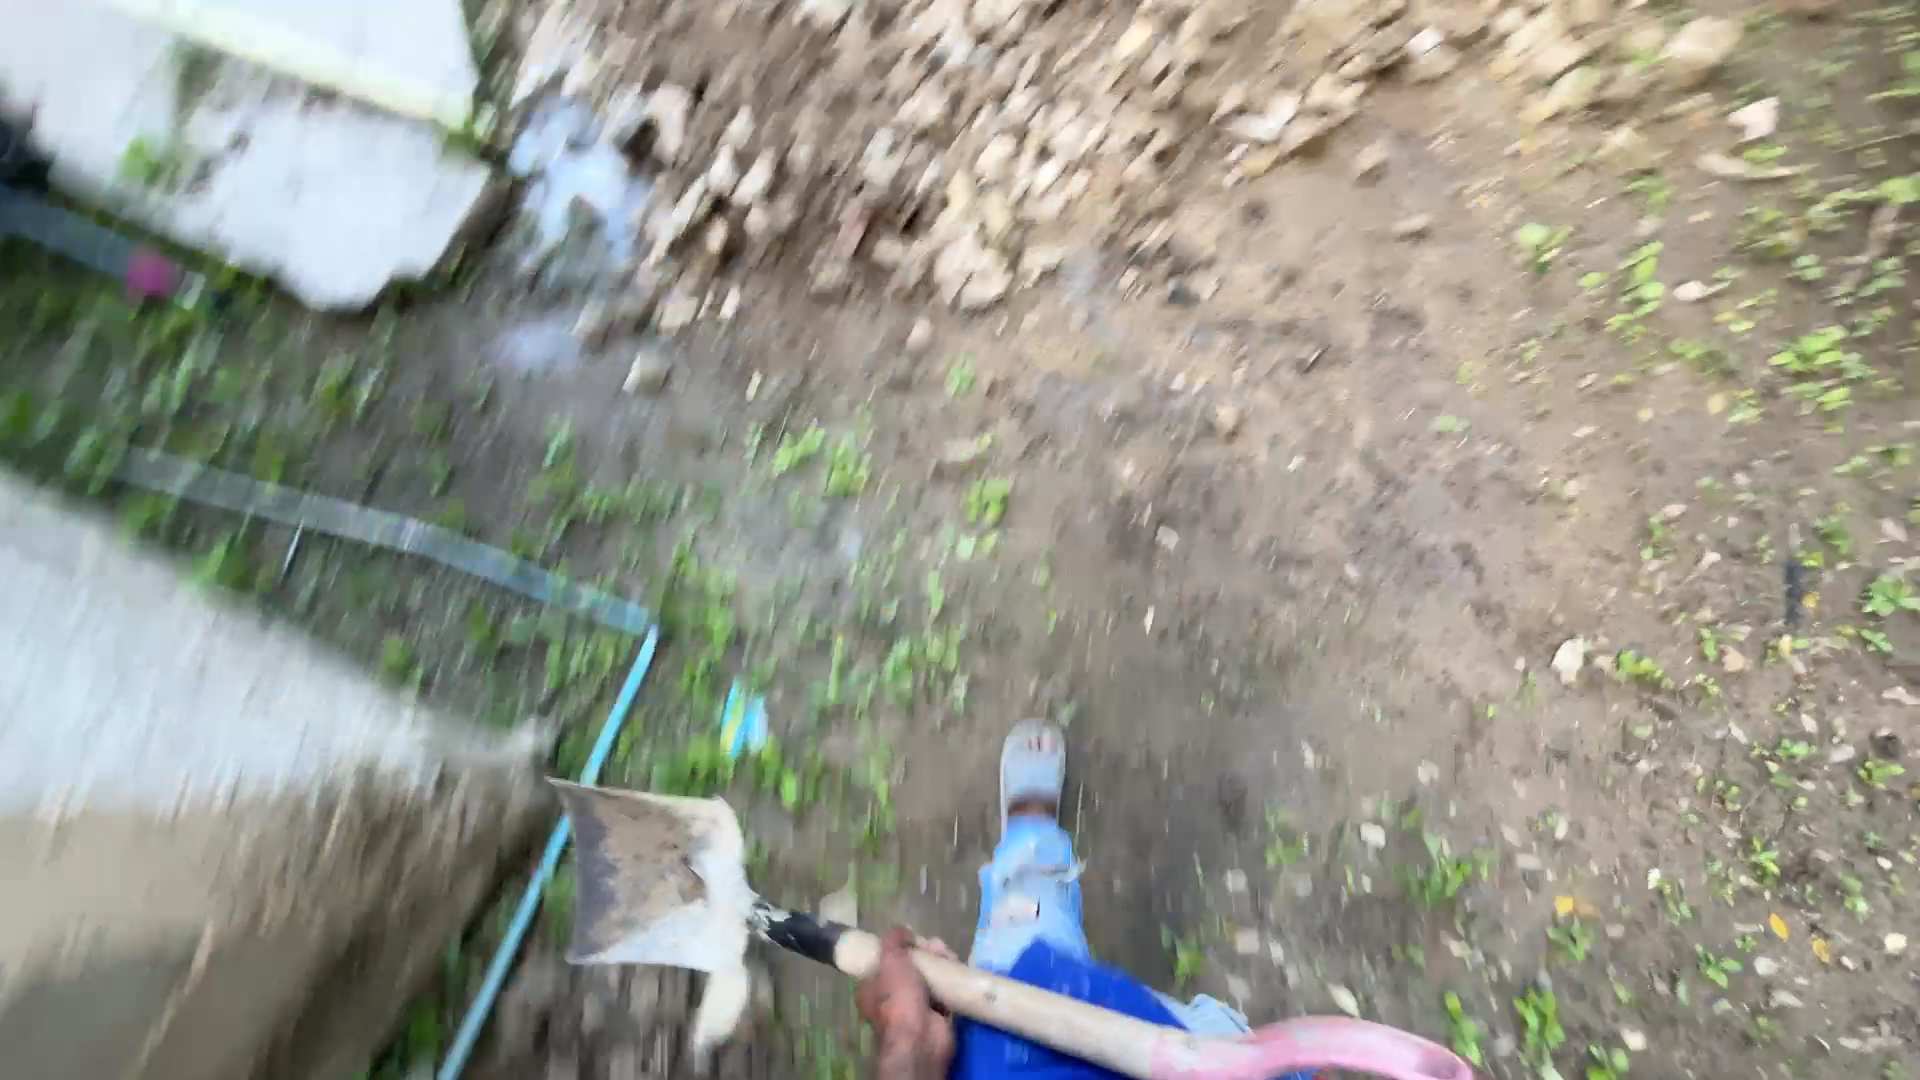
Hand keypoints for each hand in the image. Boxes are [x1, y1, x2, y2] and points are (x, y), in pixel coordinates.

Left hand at [856, 928, 954, 1079]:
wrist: (920, 1037)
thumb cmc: (898, 997)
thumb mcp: (889, 958)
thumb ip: (893, 939)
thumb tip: (904, 932)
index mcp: (872, 986)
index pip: (885, 958)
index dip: (899, 945)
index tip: (912, 938)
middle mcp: (891, 995)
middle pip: (910, 963)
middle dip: (924, 950)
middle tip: (934, 946)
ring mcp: (914, 1004)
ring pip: (927, 972)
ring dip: (939, 959)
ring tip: (947, 954)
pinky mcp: (935, 1011)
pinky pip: (942, 986)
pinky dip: (949, 974)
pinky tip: (955, 965)